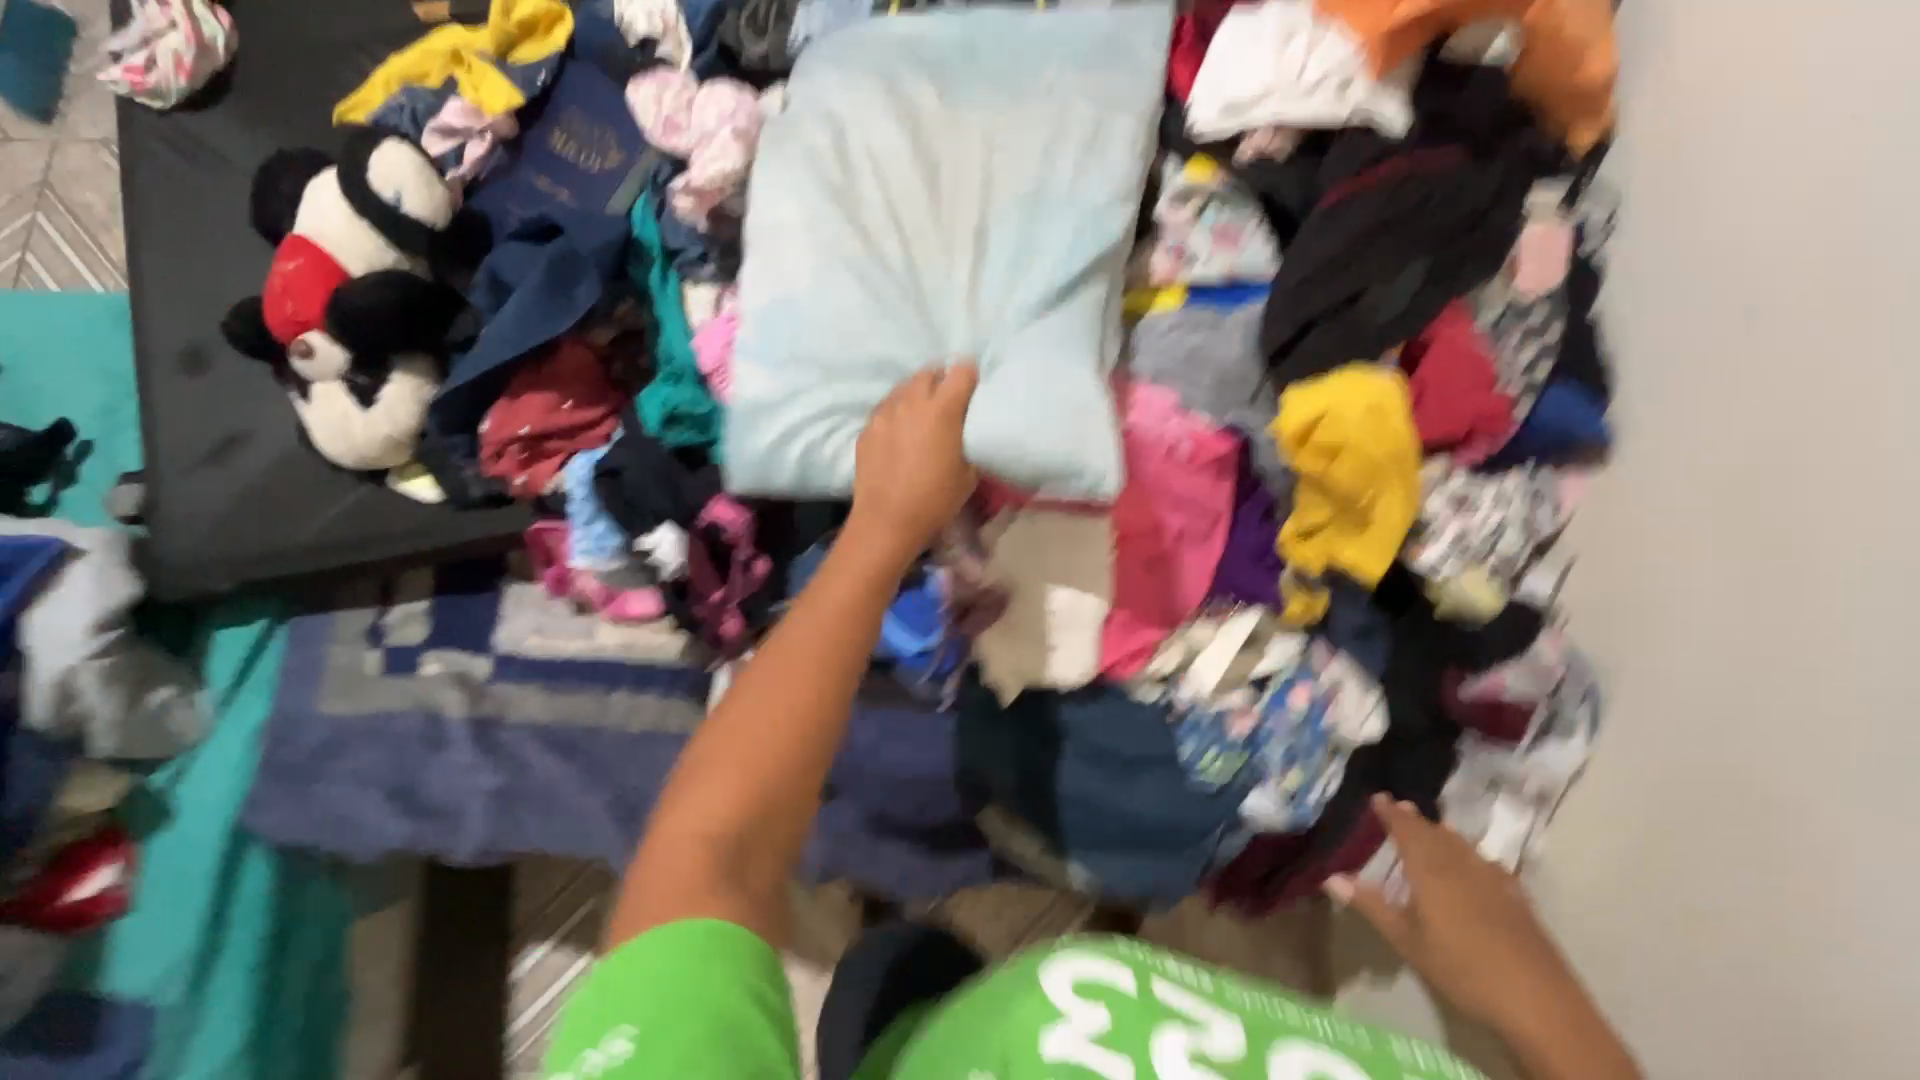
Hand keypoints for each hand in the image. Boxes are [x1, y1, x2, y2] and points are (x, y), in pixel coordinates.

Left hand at [849, 363, 979, 562]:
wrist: (887, 520)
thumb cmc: (935, 500)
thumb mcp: (968, 474)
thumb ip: (968, 441)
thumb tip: (966, 431)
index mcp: (943, 410)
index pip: (961, 370)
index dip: (970, 376)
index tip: (973, 388)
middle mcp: (912, 402)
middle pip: (929, 373)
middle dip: (941, 381)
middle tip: (947, 401)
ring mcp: (885, 412)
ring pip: (904, 388)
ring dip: (916, 395)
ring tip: (921, 415)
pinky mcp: (867, 427)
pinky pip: (886, 408)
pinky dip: (896, 413)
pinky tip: (899, 433)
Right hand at [1326, 795, 1585, 1036]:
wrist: (1537, 1001)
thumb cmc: (1461, 968)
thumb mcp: (1406, 941)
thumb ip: (1371, 905)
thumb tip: (1331, 877)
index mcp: (1431, 870)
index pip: (1407, 830)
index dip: (1392, 813)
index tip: (1379, 797)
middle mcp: (1462, 866)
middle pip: (1436, 833)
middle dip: (1417, 820)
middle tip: (1401, 809)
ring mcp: (1495, 881)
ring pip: (1463, 846)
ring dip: (1444, 834)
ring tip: (1433, 829)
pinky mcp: (1517, 899)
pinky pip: (1486, 863)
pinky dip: (1470, 855)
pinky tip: (1475, 866)